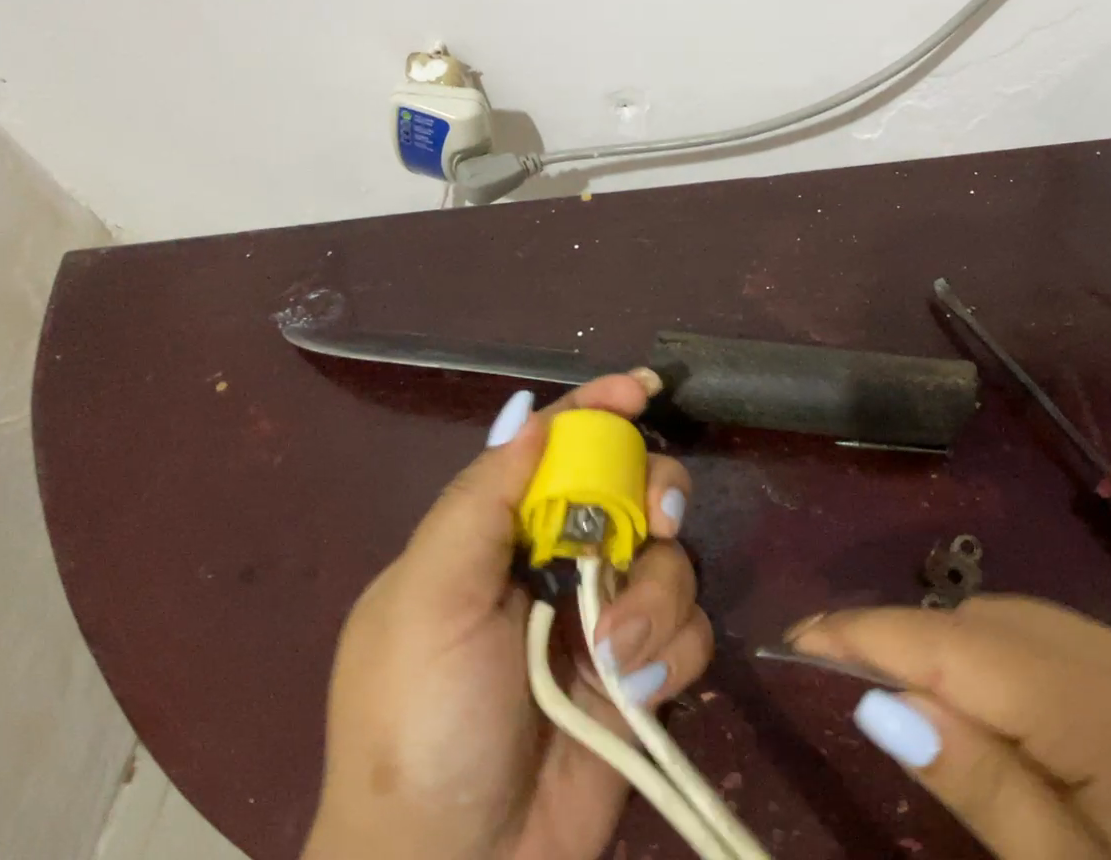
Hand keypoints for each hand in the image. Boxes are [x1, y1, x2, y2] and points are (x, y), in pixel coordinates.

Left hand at [302, 373, 712, 859]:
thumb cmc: (420, 723)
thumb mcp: (427, 602)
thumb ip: (478, 503)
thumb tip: (528, 416)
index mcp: (491, 540)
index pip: (550, 451)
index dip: (596, 412)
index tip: (643, 388)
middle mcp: (552, 569)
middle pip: (629, 491)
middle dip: (651, 496)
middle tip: (654, 521)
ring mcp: (602, 621)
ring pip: (670, 561)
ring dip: (655, 600)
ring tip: (617, 657)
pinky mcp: (643, 673)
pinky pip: (689, 628)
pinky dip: (672, 651)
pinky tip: (635, 692)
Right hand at [793, 597, 1110, 858]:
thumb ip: (988, 788)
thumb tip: (884, 704)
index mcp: (1109, 709)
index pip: (954, 640)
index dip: (866, 633)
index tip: (792, 638)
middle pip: (988, 620)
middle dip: (905, 638)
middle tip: (836, 683)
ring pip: (1029, 628)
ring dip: (957, 649)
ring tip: (899, 697)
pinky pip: (1072, 651)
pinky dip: (1012, 665)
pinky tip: (995, 713)